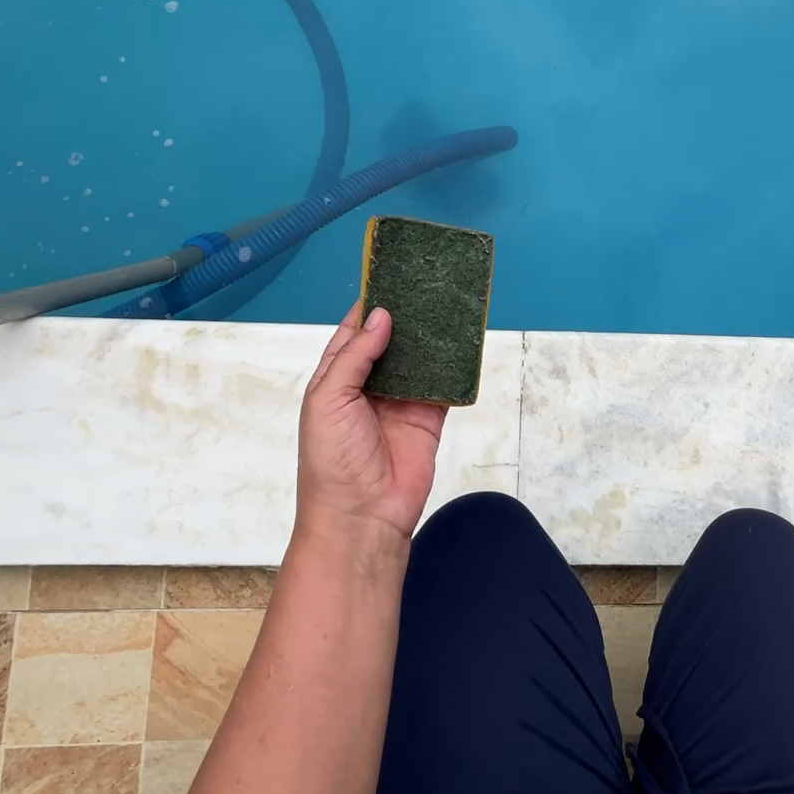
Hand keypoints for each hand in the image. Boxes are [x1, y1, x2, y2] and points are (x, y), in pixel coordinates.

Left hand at [295, 303, 446, 540]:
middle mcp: (370, 388)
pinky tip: (464, 344)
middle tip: (428, 286)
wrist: (363, 515)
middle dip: (405, 318)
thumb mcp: (329, 400)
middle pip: (390, 344)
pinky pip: (444, 387)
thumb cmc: (333, 459)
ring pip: (419, 362)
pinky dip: (454, 368)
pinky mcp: (429, 418)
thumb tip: (383, 315)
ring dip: (430, 339)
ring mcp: (401, 403)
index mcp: (337, 380)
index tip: (391, 277)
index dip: (370, 308)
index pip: (353, 335)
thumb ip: (355, 356)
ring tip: (448, 305)